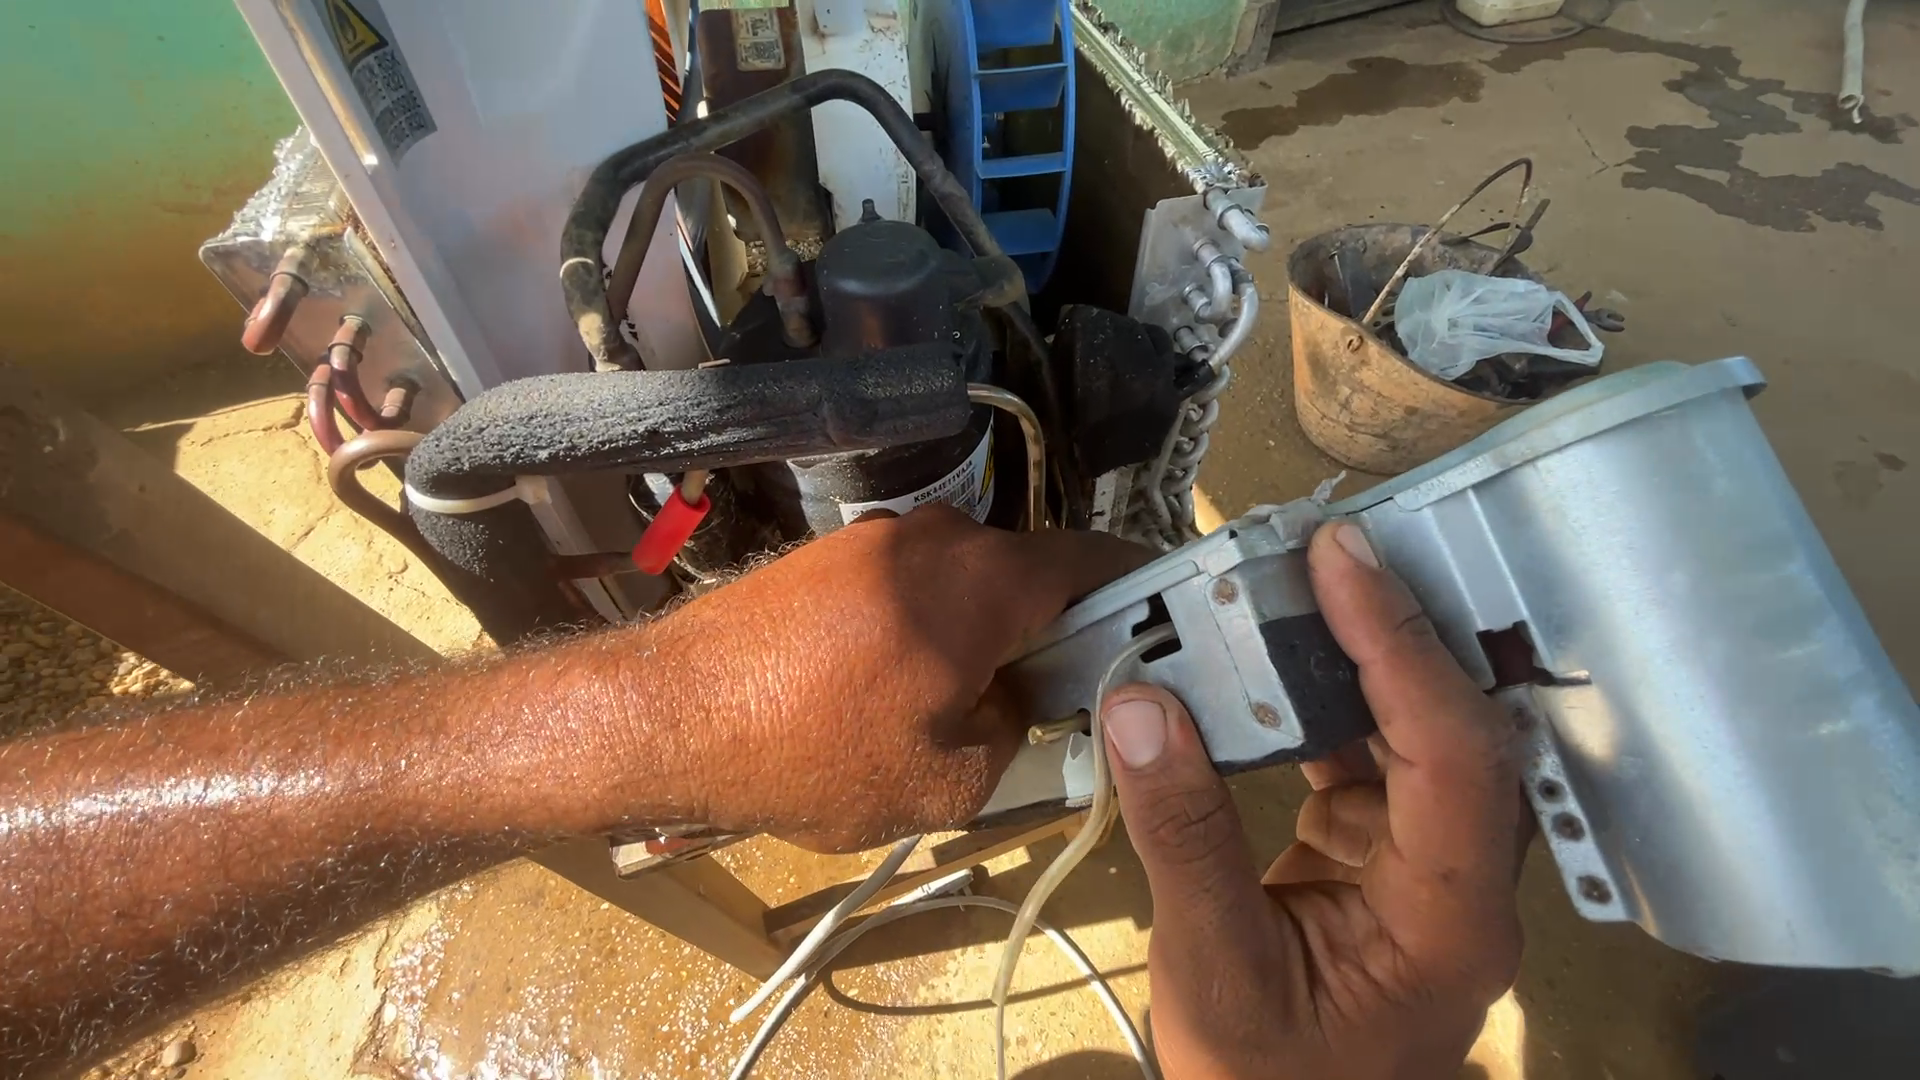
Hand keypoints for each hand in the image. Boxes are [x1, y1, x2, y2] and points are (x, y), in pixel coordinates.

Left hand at [649, 505, 1149, 851]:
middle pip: (1024, 570)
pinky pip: (910, 580)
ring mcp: (878, 535)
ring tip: (959, 694)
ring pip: (964, 578)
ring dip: (981, 626)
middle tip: (1050, 685)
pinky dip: (929, 620)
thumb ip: (1013, 730)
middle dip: (1047, 623)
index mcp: (982, 577)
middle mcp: (936, 534)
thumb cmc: (816, 749)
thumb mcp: (948, 778)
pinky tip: (894, 677)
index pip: (1089, 558)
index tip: (1156, 608)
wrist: (670, 711)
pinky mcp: (832, 551)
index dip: (1132, 581)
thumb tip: (1015, 695)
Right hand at [1103, 522, 1525, 1078]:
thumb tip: (1137, 701)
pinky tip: (1269, 664)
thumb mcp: (1210, 963)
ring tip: (1292, 587)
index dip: (1399, 647)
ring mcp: (1416, 859)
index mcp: (1449, 916)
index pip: (1451, 755)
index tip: (1340, 560)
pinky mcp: (1373, 850)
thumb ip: (1180, 831)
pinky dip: (1317, 700)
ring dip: (1354, 656)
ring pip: (1407, 732)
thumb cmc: (1259, 1079)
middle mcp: (1455, 874)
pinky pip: (1358, 753)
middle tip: (1320, 549)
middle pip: (1450, 726)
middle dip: (1390, 629)